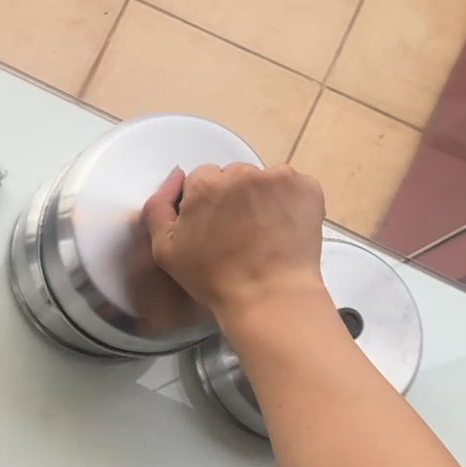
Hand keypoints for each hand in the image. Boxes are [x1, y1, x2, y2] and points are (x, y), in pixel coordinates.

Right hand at [142, 163, 327, 316]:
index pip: (199, 178)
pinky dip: (283, 203)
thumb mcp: (165, 251)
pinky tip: (278, 229)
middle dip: (229, 197)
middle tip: (232, 232)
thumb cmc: (211, 277)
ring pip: (260, 180)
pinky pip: (289, 187)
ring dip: (257, 198)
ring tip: (257, 232)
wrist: (267, 293)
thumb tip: (174, 176)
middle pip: (231, 175)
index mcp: (205, 186)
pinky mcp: (307, 187)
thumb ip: (158, 209)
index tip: (206, 226)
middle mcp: (243, 173)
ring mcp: (279, 177)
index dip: (200, 203)